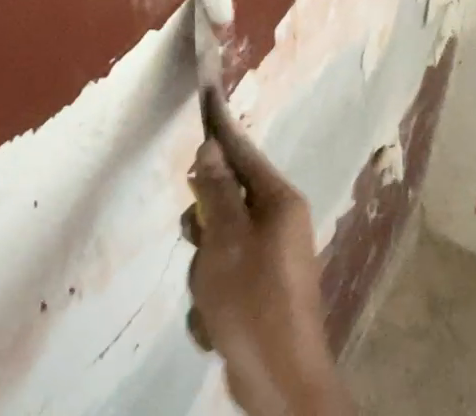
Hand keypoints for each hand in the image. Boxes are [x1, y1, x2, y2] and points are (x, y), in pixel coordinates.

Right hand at [184, 96, 353, 415]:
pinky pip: (223, 276)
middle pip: (226, 197)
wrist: (280, 382)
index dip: (219, 125)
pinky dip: (213, 296)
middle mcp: (280, 224)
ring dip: (204, 268)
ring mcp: (271, 260)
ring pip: (218, 240)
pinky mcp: (260, 292)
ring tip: (210, 294)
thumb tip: (211, 148)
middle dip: (203, 221)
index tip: (206, 92)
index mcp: (279, 203)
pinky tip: (216, 320)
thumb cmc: (253, 301)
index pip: (242, 151)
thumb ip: (215, 192)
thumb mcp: (225, 240)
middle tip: (196, 238)